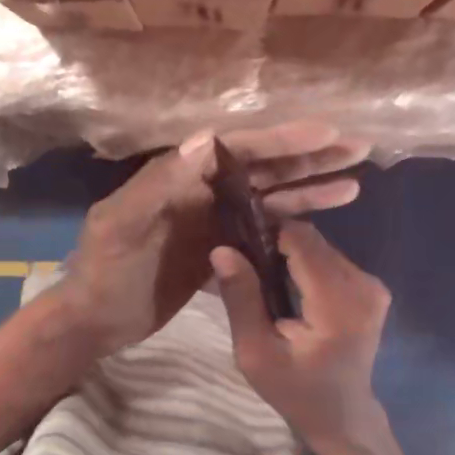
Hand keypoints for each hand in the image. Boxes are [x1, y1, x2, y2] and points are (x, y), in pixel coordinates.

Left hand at [52, 124, 367, 358]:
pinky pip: (259, 234)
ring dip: (307, 189)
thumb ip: (159, 183)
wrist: (95, 321)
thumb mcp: (120, 225)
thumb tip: (209, 136)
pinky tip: (322, 221)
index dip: (279, 140)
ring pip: (265, 200)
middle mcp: (196, 194)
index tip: (326, 132)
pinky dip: (289, 226)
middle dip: (306, 159)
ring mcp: (207, 224)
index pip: (234, 151)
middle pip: (258, 170)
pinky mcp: (215, 254)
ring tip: (355, 181)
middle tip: (359, 148)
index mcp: (174, 179)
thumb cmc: (102, 272)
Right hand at [212, 221, 393, 454]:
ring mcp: (371, 285)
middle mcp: (364, 284)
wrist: (342, 417)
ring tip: (251, 272)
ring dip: (283, 253)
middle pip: (310, 240)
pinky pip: (326, 260)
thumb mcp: (255, 351)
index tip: (232, 238)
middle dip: (270, 242)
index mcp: (339, 302)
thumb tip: (221, 249)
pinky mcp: (369, 289)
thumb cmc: (295, 389)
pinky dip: (298, 264)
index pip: (301, 239)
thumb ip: (241, 298)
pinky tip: (276, 283)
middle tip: (235, 259)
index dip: (264, 230)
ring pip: (317, 246)